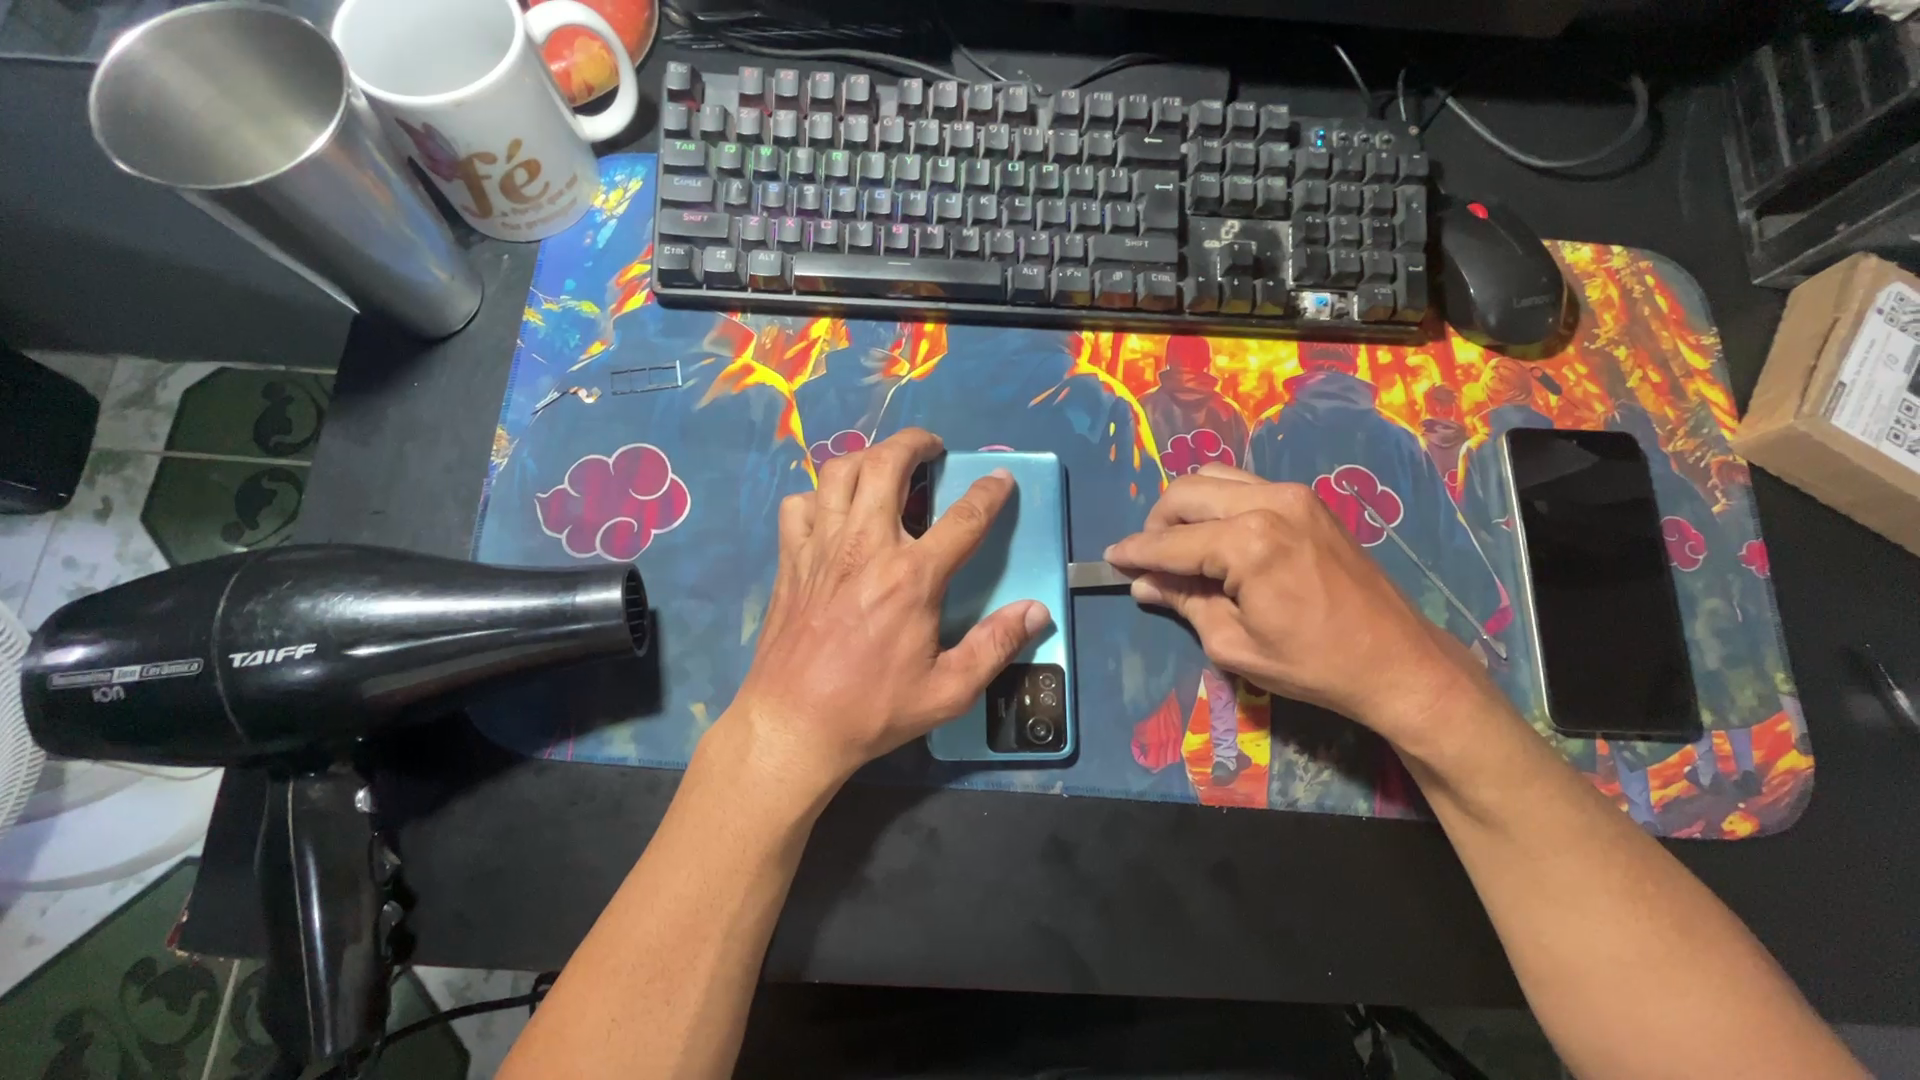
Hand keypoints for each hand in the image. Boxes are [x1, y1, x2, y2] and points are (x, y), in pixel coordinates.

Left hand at [725, 429, 1051, 786]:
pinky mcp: (791, 559)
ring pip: (839, 472)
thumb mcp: (948, 690)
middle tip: (932, 448)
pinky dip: (818, 495)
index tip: (1001, 478)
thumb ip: (995, 646)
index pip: (964, 518)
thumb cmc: (873, 709)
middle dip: (915, 444)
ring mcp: (822, 548)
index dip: (990, 492)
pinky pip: (799, 504)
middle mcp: (865, 546)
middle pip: (888, 465)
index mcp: (911, 577)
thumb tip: (1036, 611)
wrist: (793, 724)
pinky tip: (832, 510)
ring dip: (867, 457)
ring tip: (884, 464)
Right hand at [1104, 464, 1496, 757]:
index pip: (1171, 542)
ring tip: (1178, 546)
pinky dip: (1218, 503)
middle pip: (1187, 493)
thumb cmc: (1313, 664)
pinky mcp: (1309, 501)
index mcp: (1249, 542)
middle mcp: (1269, 503)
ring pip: (1215, 479)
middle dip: (1157, 523)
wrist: (1397, 661)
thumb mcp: (1234, 644)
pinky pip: (1246, 486)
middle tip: (1146, 559)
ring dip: (1186, 506)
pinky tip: (1216, 536)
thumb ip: (1185, 603)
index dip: (1135, 553)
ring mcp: (1294, 495)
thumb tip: (1144, 583)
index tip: (1110, 559)